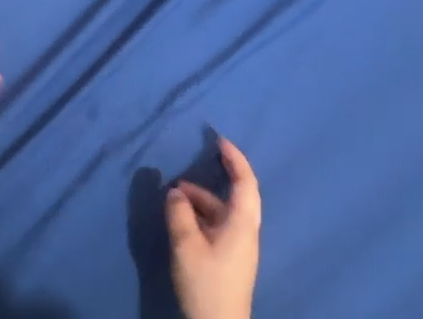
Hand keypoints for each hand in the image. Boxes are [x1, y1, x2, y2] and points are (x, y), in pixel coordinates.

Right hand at [168, 136, 261, 318]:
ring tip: (176, 194)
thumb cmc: (206, 283)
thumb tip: (175, 192)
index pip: (245, 180)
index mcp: (242, 222)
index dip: (235, 157)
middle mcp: (246, 230)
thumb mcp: (186, 245)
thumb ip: (179, 213)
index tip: (219, 139)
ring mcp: (240, 246)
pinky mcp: (231, 258)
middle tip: (203, 156)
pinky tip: (184, 217)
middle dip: (222, 173)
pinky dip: (204, 213)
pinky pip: (220, 224)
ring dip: (204, 197)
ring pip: (225, 210)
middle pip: (239, 193)